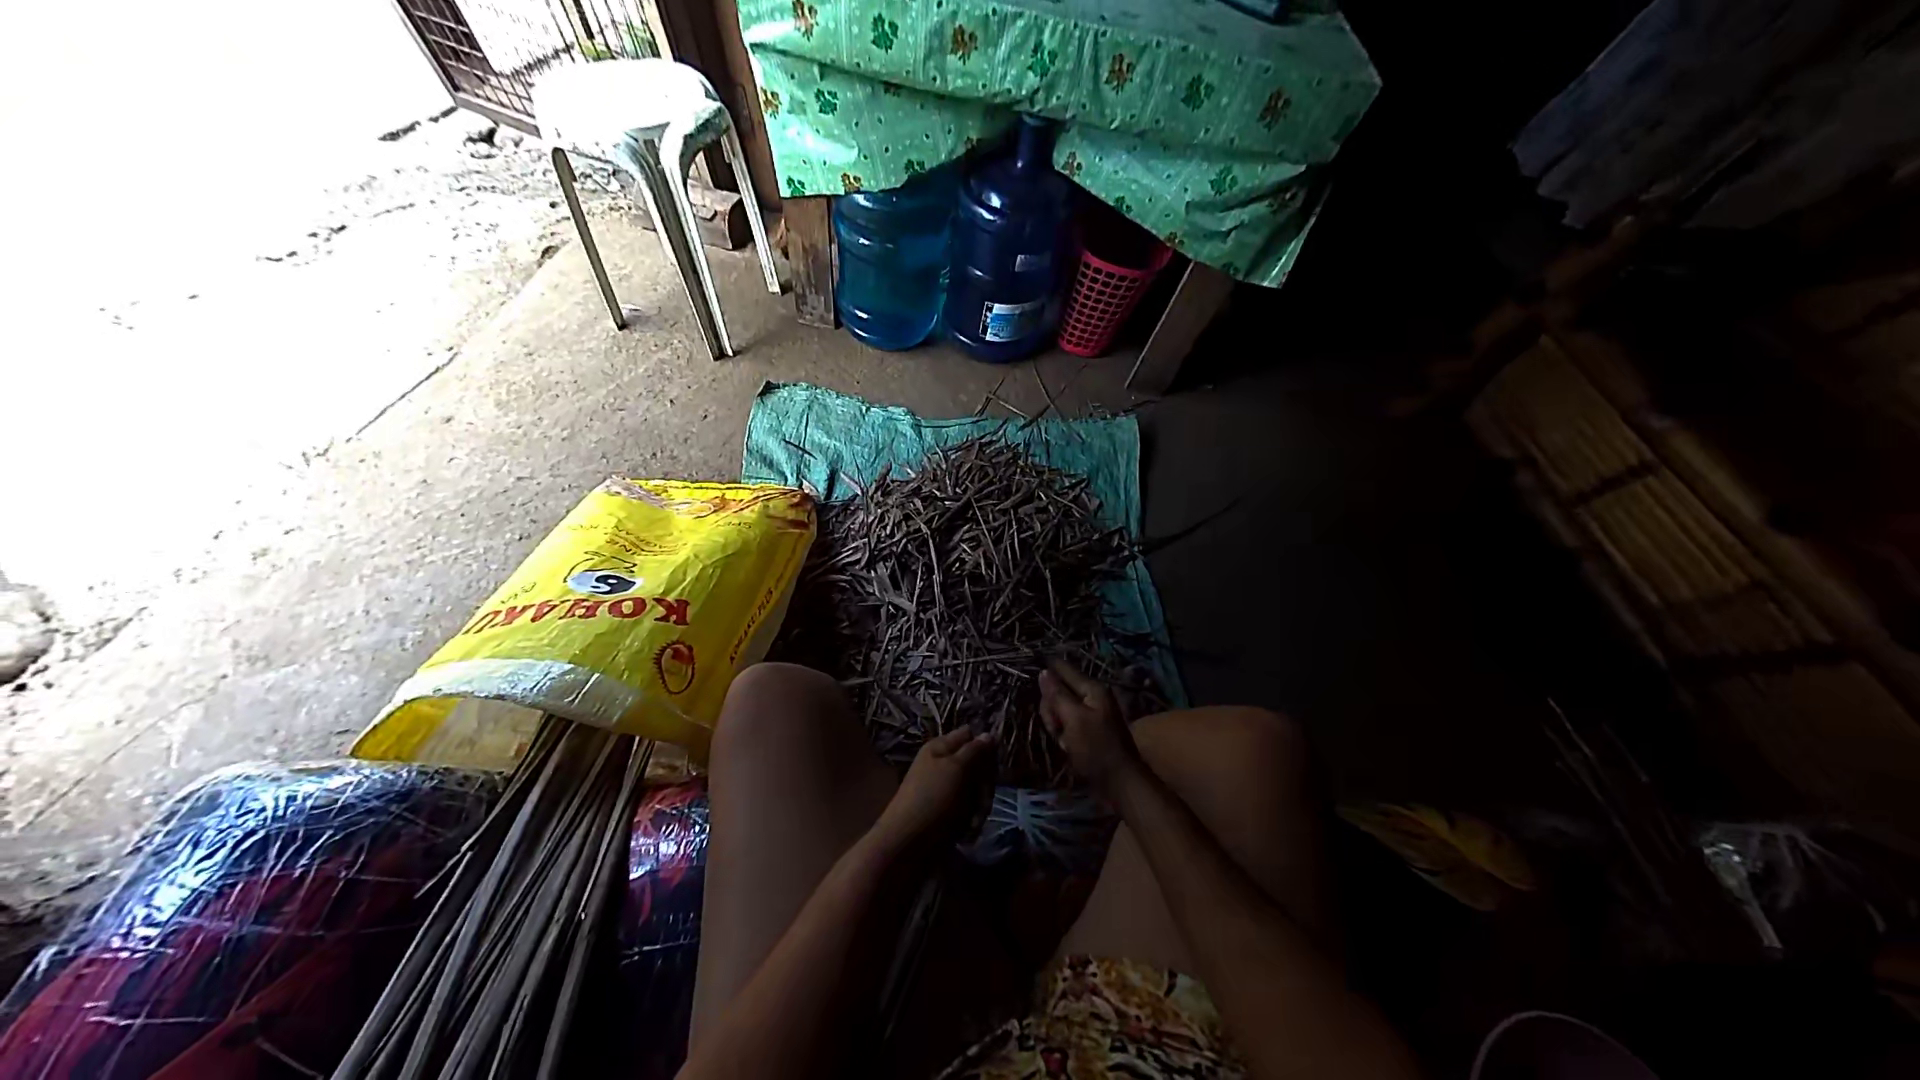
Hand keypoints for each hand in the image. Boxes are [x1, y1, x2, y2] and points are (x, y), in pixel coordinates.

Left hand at [869, 727, 995, 857]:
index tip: (991, 767)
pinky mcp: (946, 812)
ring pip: (975, 791)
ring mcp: (944, 789)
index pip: (971, 736)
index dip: (984, 749)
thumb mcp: (956, 768)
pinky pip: (968, 810)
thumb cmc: (932, 800)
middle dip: (984, 785)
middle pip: (977, 766)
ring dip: (979, 807)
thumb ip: (975, 750)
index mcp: (940, 747)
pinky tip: (966, 834)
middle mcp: (942, 764)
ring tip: (972, 824)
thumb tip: (990, 734)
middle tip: (981, 800)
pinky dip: (970, 822)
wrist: (907, 844)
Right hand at [1039, 659, 1142, 796]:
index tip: (1031, 671)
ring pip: (1060, 710)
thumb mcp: (1073, 719)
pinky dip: (1063, 735)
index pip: (1064, 669)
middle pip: (1059, 691)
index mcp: (1092, 689)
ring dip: (1056, 724)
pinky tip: (1067, 747)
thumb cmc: (1096, 749)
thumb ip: (1057, 694)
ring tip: (1064, 741)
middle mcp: (1092, 698)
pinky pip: (1067, 724)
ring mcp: (1091, 715)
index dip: (1047, 671)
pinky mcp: (1088, 731)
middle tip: (1055, 725)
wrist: (1119, 782)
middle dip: (1051, 708)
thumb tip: (1043, 672)